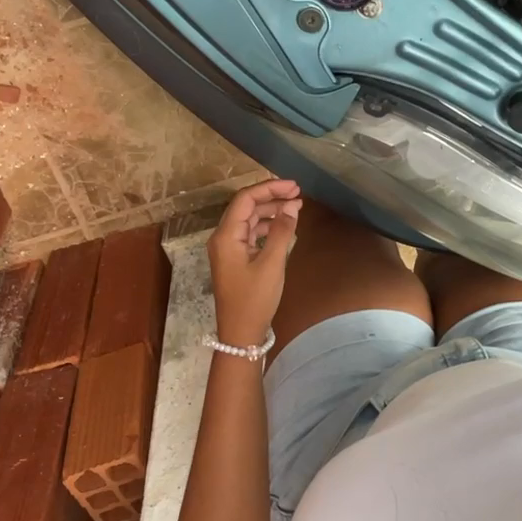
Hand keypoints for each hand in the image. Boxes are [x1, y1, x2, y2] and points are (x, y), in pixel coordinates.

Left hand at [207, 179, 302, 346]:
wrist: (240, 333)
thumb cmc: (254, 299)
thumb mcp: (272, 264)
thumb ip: (282, 232)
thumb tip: (292, 206)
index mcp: (226, 236)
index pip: (245, 199)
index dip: (270, 188)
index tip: (294, 187)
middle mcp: (223, 238)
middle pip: (246, 207)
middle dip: (271, 197)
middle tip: (298, 194)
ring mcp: (228, 249)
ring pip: (249, 220)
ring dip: (271, 211)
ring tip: (296, 208)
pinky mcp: (235, 259)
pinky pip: (251, 234)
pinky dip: (267, 226)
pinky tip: (284, 226)